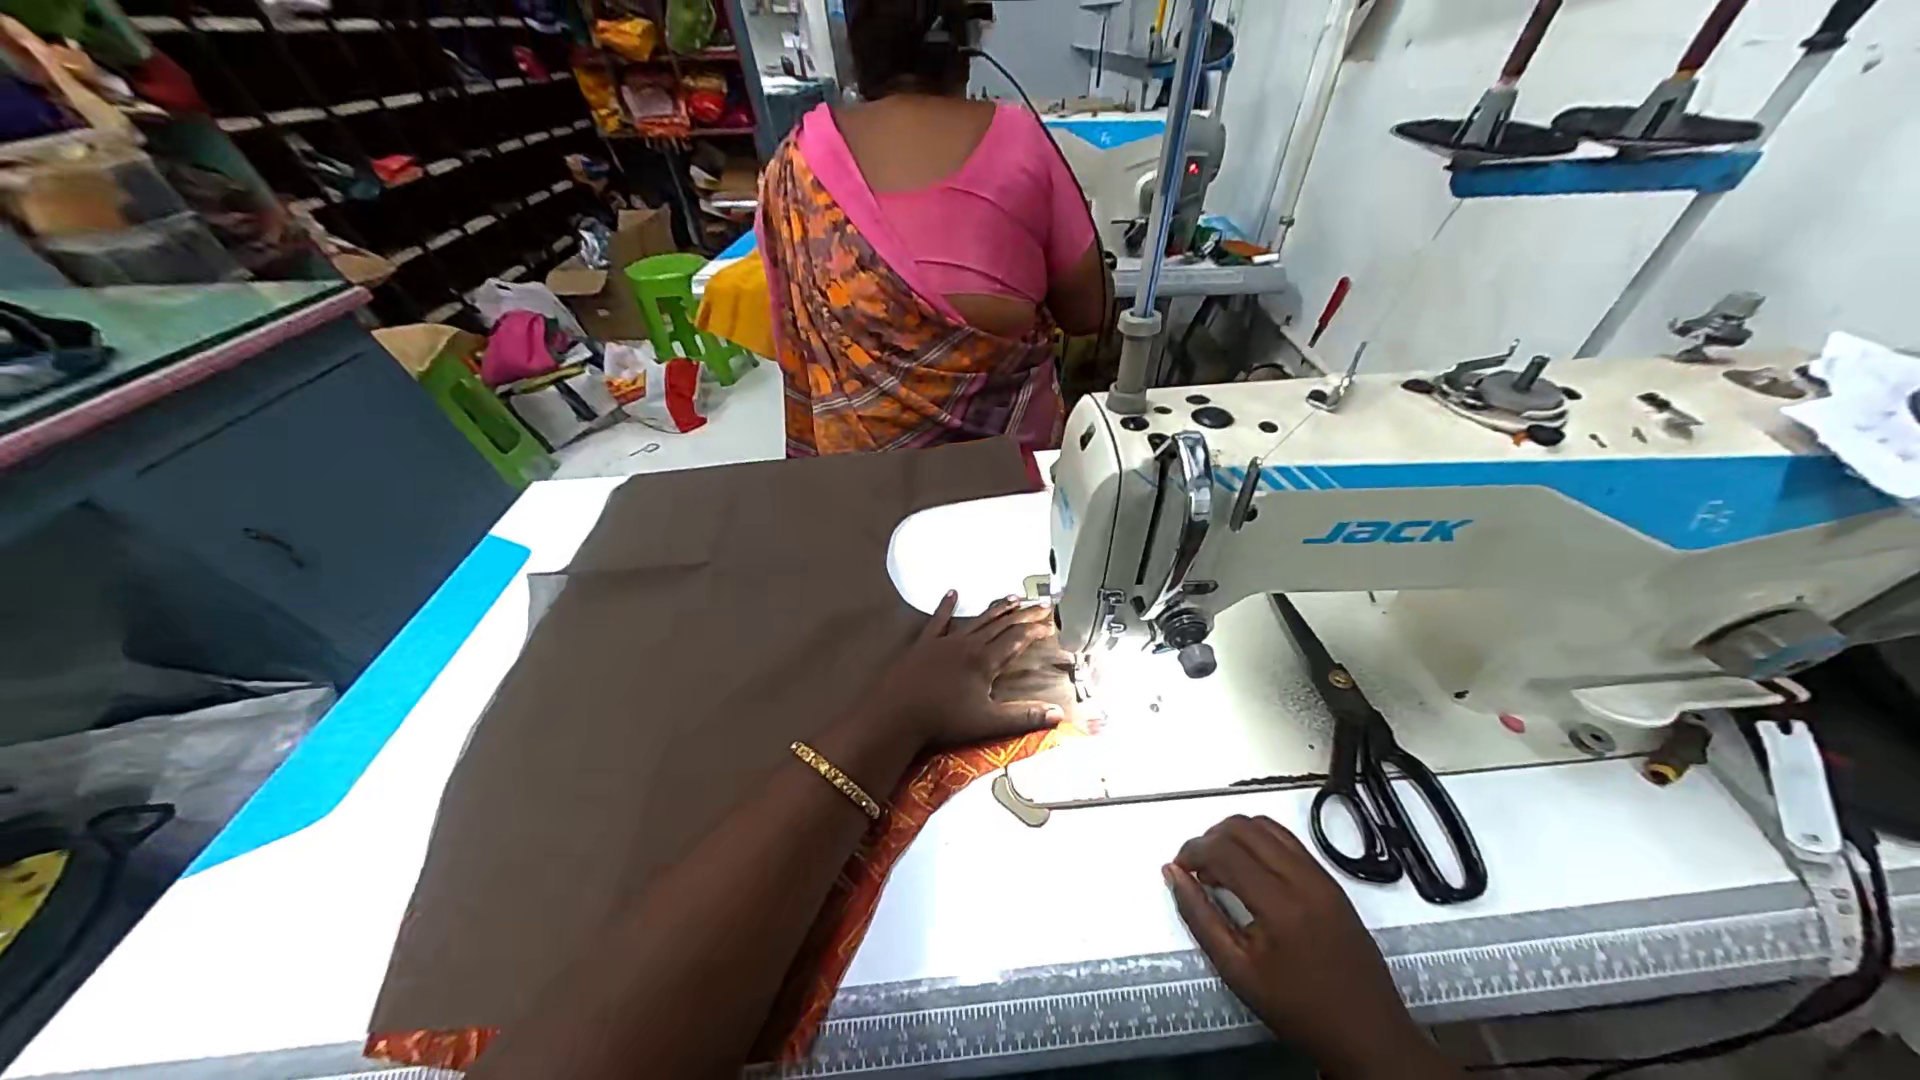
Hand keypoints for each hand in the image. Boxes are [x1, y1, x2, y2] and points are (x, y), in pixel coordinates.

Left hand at [866, 591, 1062, 749]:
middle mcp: (967, 644)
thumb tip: (1058, 714)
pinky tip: (951, 593)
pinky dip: (946, 607)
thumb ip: (1024, 717)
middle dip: (1023, 614)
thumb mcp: (987, 722)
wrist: (894, 714)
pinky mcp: (923, 644)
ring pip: (976, 620)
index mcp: (984, 660)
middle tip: (1041, 604)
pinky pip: (938, 621)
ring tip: (1013, 597)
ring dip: (995, 609)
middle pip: (1001, 624)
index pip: (1016, 639)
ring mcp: (944, 641)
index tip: (1050, 625)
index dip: (1035, 630)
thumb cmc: (942, 720)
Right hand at [1164, 816, 1457, 1078]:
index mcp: (1280, 905)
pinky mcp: (1332, 880)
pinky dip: (1259, 840)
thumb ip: (1199, 917)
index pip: (1224, 851)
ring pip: (1266, 825)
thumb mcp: (1237, 971)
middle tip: (1196, 866)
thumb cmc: (1298, 1010)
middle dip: (1209, 838)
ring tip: (1220, 866)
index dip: (1192, 851)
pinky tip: (1249, 868)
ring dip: (1234, 835)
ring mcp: (1322, 876)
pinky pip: (1288, 840)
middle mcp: (1304, 879)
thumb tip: (1172, 874)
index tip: (1179, 868)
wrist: (1368, 1036)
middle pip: (1243, 827)